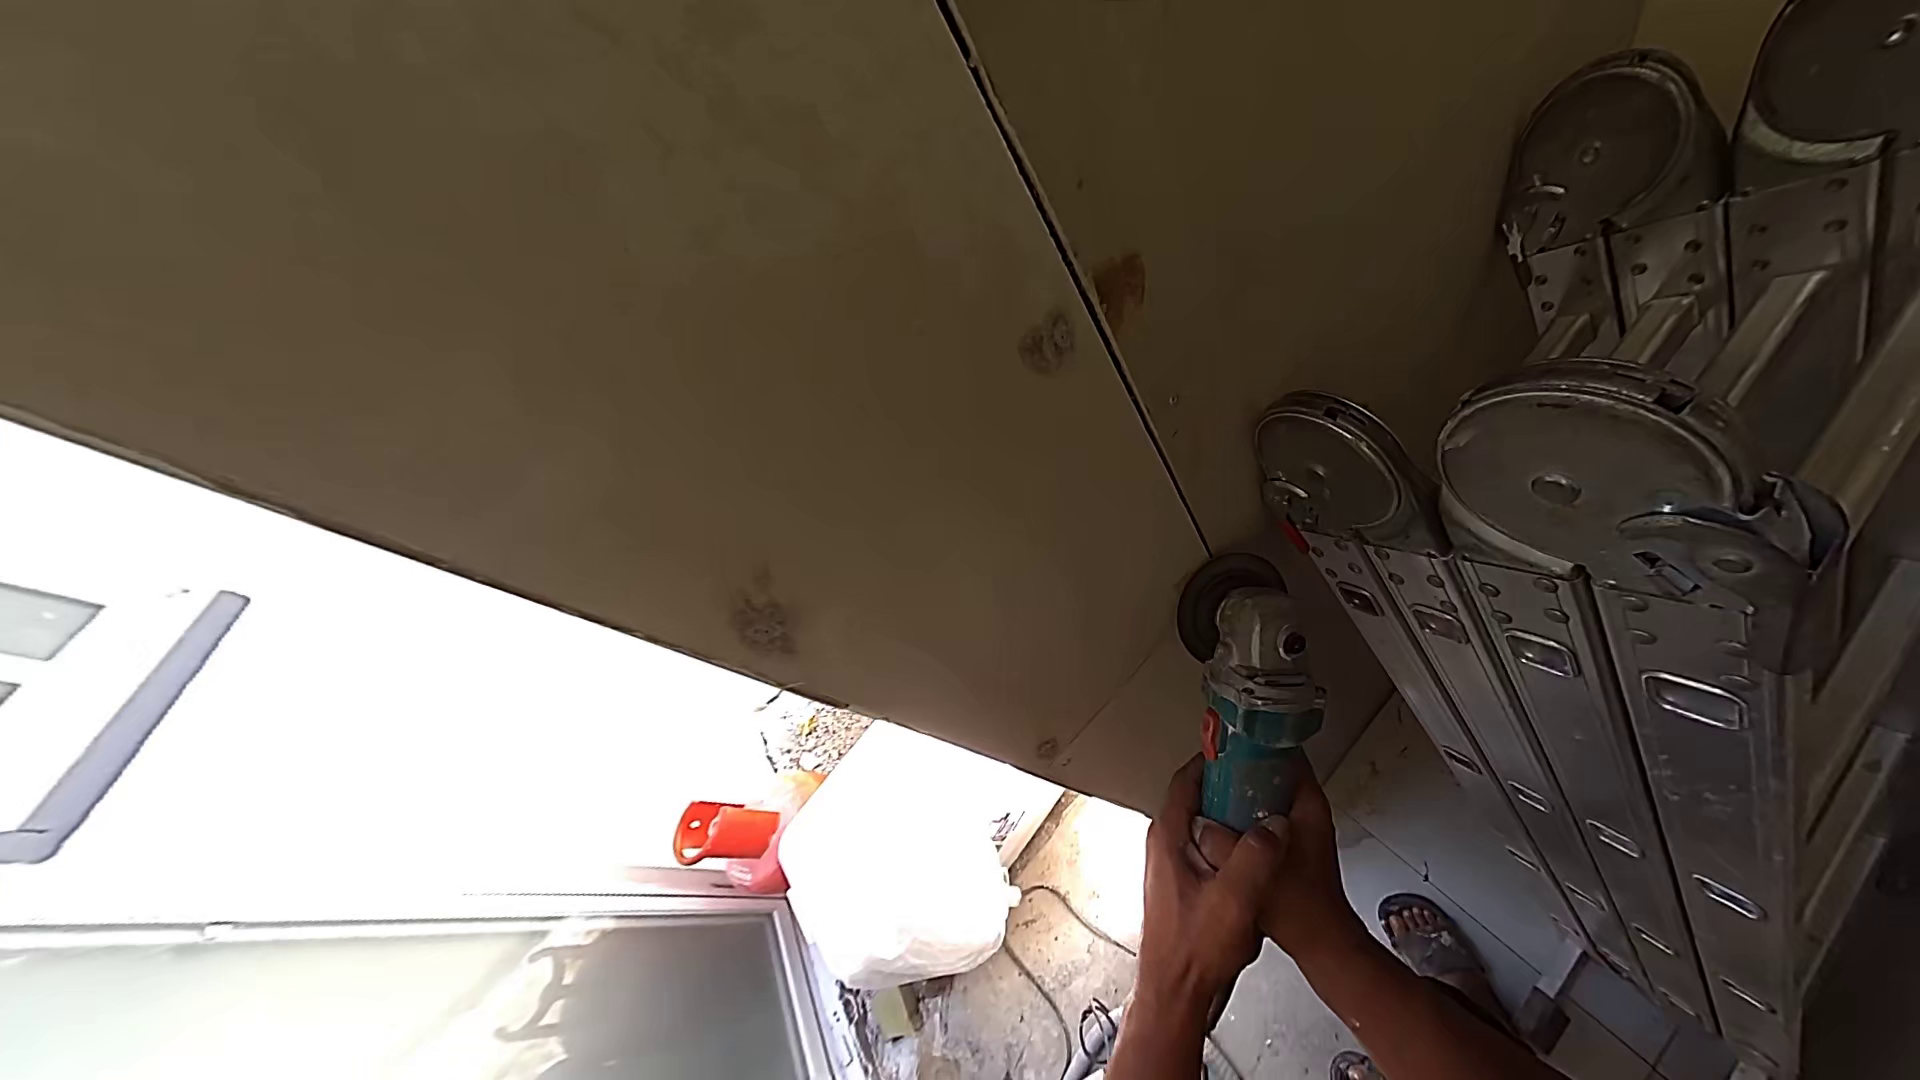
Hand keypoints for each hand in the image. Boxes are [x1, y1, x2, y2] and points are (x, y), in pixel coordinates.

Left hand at [1134, 756, 1289, 1016]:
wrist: (1176, 989)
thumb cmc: (1194, 947)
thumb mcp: (1234, 900)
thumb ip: (1255, 858)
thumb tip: (1275, 823)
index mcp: (1168, 835)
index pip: (1184, 780)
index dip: (1209, 762)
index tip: (1237, 751)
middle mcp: (1164, 842)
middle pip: (1194, 798)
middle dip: (1224, 786)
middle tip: (1258, 779)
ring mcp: (1171, 862)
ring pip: (1200, 823)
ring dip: (1228, 814)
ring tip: (1262, 811)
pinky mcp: (1182, 881)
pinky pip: (1205, 845)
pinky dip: (1228, 839)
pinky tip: (1255, 852)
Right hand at [1190, 753, 1364, 961]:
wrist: (1321, 944)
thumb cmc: (1303, 910)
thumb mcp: (1252, 869)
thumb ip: (1220, 842)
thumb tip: (1196, 822)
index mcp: (1308, 807)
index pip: (1288, 754)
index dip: (1259, 739)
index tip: (1233, 734)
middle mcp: (1307, 811)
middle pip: (1273, 769)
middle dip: (1242, 762)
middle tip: (1214, 759)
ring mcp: (1300, 828)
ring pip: (1266, 792)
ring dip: (1241, 788)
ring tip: (1211, 785)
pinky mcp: (1289, 843)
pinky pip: (1262, 813)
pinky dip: (1242, 810)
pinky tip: (1220, 819)